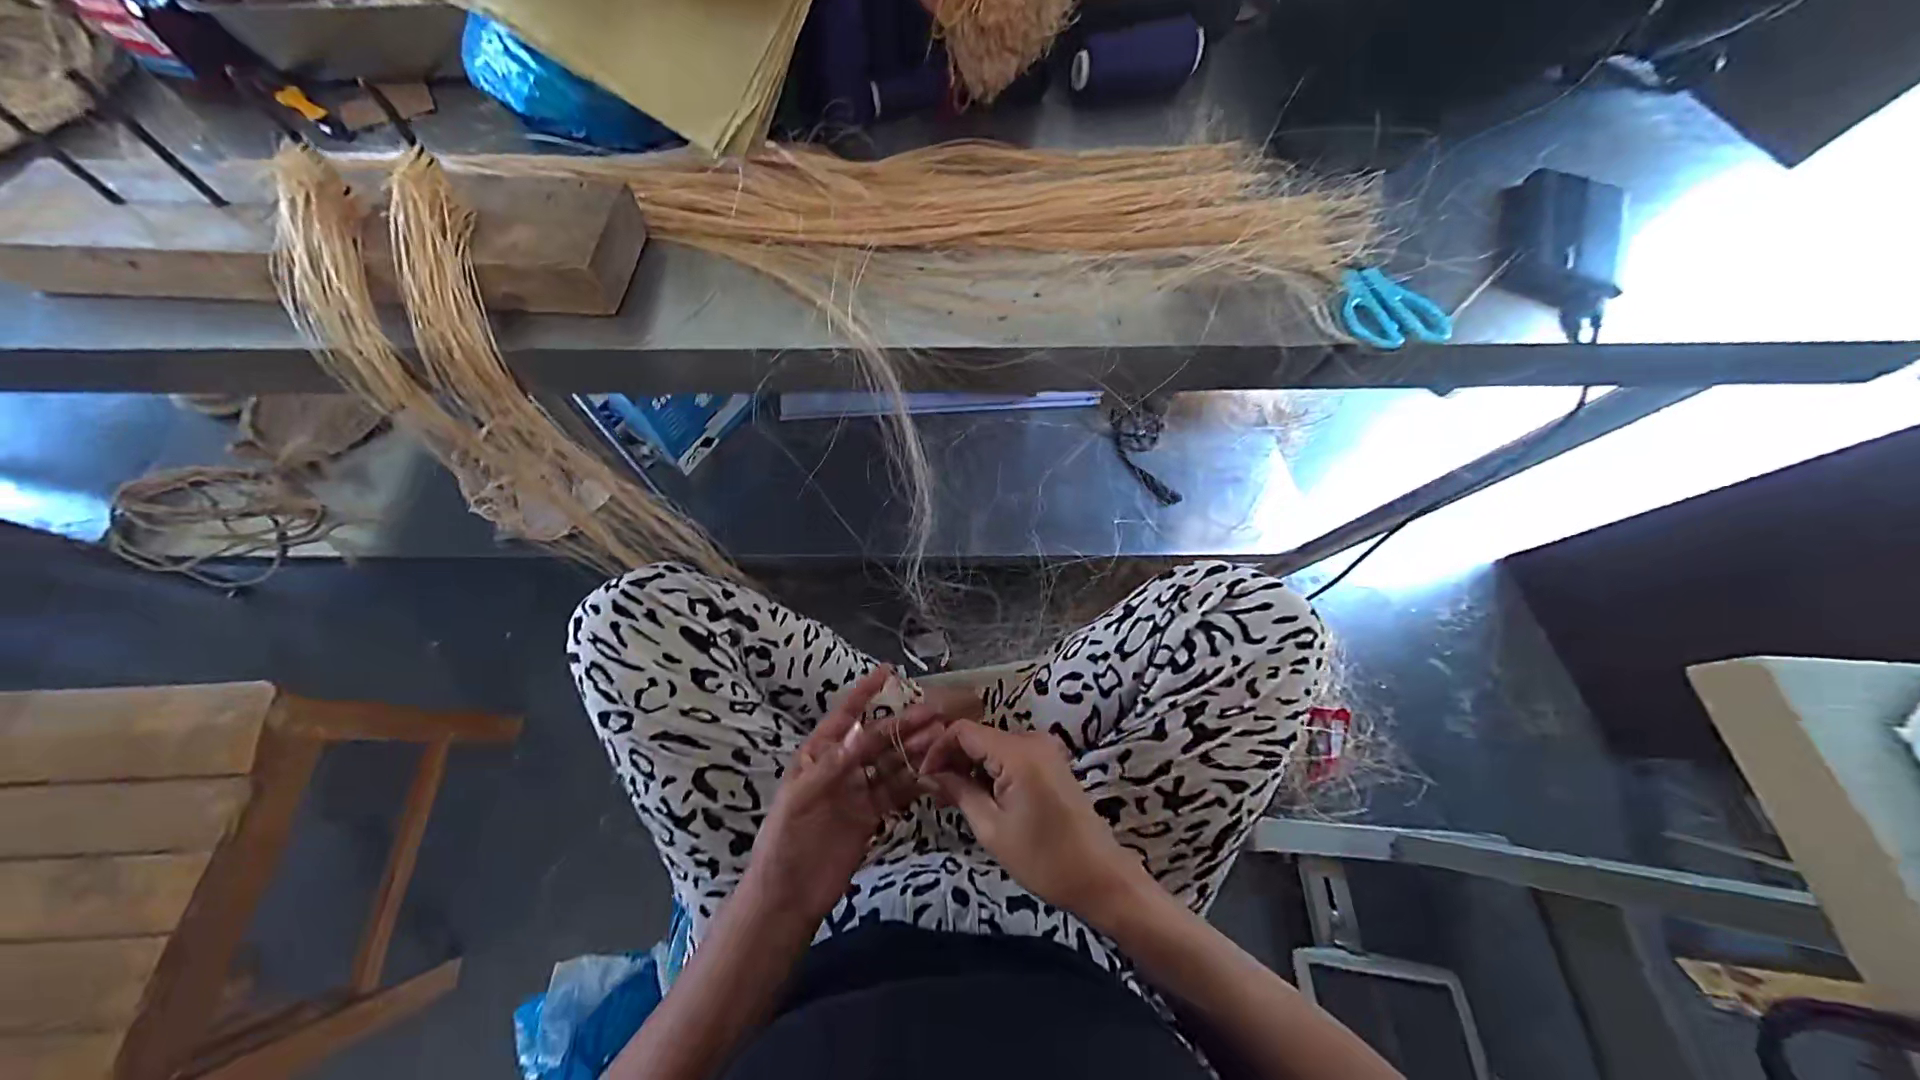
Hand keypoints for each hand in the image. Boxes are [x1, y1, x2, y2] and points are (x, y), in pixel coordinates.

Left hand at [744, 667, 944, 921]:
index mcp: (819, 755)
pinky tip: (933, 771)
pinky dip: (914, 780)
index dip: (865, 693)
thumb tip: (859, 734)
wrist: (788, 895)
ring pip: (890, 762)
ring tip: (940, 739)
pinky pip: (895, 791)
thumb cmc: (784, 841)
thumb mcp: (799, 800)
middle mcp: (841, 766)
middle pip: (876, 738)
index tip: (888, 672)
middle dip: (903, 724)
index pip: (845, 716)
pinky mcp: (871, 814)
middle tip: (933, 713)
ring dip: (913, 749)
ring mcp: (858, 790)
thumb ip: (830, 767)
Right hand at [920, 720, 1148, 921]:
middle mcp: (1032, 740)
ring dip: (969, 765)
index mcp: (1017, 753)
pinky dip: (990, 769)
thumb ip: (959, 792)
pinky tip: (979, 795)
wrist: (1100, 877)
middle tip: (933, 791)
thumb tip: (929, 775)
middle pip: (978, 735)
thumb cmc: (1043, 859)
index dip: (937, 749)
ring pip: (992, 745)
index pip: (963, 731)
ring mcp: (1045, 749)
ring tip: (952, 797)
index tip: (922, 778)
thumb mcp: (991, 828)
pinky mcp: (1051, 762)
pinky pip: (1010, 755)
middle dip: (951, 758)